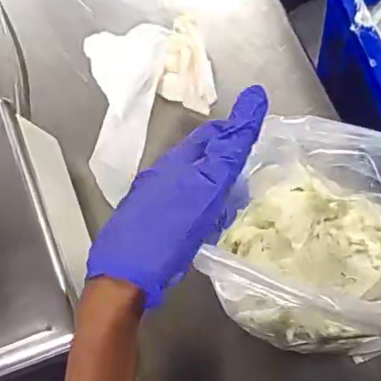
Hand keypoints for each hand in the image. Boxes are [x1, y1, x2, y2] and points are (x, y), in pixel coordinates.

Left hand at [85, 85, 267, 308]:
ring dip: (210, 176)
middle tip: (246, 154)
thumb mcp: (204, 191)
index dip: (234, 128)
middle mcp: (161, 178)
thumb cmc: (166, 237)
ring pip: (187, 178)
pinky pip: (179, 201)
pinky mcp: (147, 223)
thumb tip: (251, 103)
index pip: (210, 137)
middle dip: (222, 150)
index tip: (255, 118)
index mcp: (176, 165)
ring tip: (230, 186)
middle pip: (196, 155)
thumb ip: (227, 152)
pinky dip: (197, 199)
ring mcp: (151, 200)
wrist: (125, 277)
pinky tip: (203, 214)